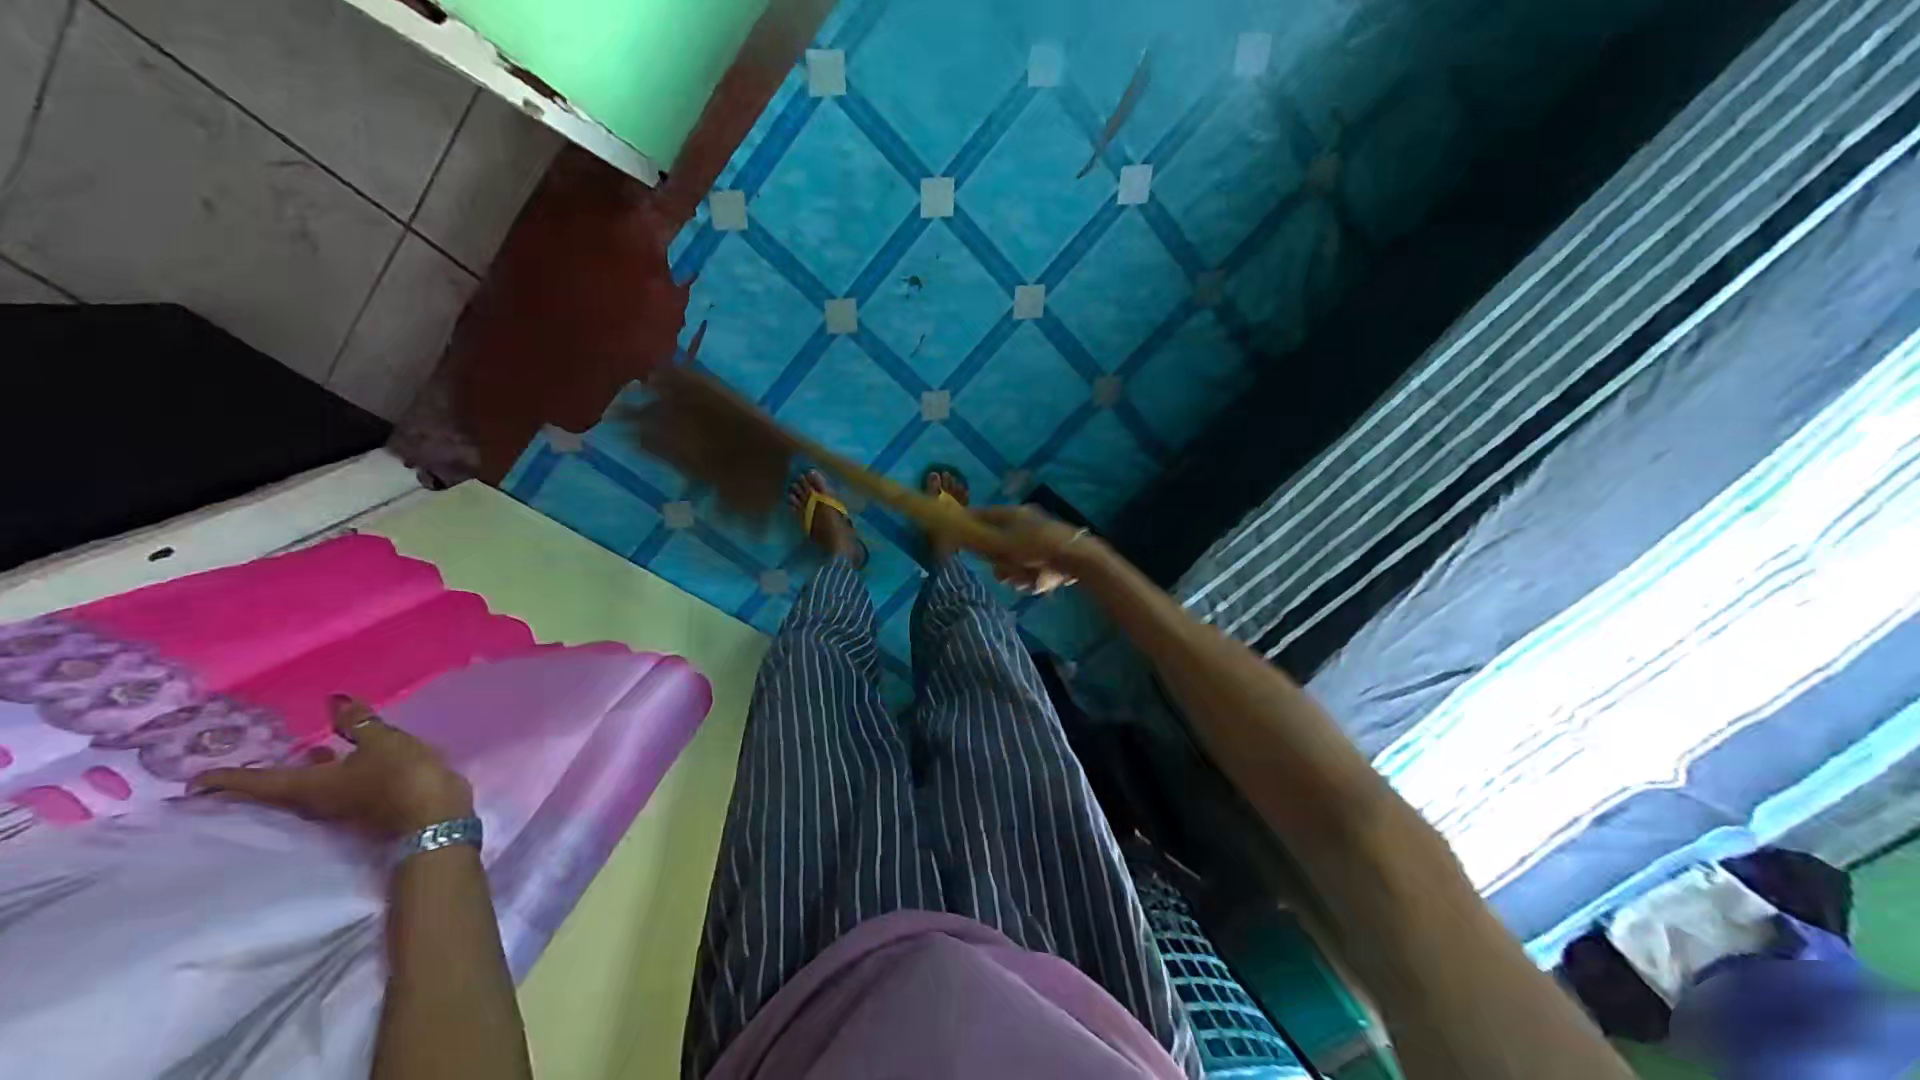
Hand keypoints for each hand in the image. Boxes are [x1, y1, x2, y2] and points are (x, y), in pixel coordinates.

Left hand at [191, 695, 472, 835]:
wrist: (435, 816)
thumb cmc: (400, 776)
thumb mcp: (383, 742)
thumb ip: (358, 723)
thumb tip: (334, 701)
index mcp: (307, 786)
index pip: (255, 782)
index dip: (226, 779)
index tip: (194, 782)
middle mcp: (313, 801)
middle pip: (276, 790)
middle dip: (262, 777)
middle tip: (247, 763)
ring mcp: (339, 807)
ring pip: (309, 788)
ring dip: (305, 770)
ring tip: (311, 749)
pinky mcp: (363, 806)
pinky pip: (335, 787)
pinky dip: (332, 771)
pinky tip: (346, 758)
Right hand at [969, 505, 1098, 594]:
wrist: (1078, 559)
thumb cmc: (1037, 547)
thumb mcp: (1001, 544)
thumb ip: (976, 540)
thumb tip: (952, 531)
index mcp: (1010, 513)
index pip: (978, 515)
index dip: (967, 528)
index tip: (959, 545)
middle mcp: (1022, 522)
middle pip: (994, 544)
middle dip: (998, 562)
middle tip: (1004, 570)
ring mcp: (1036, 539)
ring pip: (1011, 560)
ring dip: (1014, 573)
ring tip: (1024, 577)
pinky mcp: (1048, 555)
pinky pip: (1028, 569)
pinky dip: (1030, 577)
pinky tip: (1038, 580)